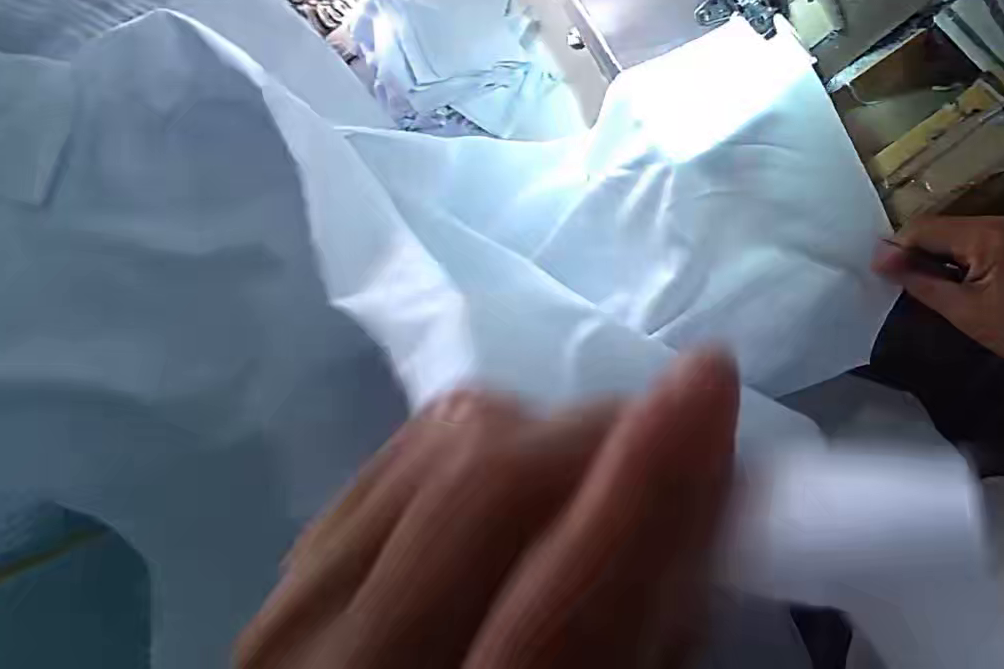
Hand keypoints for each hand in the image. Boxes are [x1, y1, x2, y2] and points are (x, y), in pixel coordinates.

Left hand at [237, 350, 739, 668]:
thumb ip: (666, 599)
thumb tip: (704, 464)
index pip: (562, 608)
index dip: (647, 480)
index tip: (712, 376)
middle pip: (487, 493)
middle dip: (603, 434)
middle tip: (667, 428)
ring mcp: (293, 626)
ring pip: (448, 444)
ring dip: (551, 431)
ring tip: (585, 474)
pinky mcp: (291, 567)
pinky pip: (415, 440)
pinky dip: (491, 433)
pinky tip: (514, 477)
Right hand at [872, 215, 1003, 379]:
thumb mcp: (961, 310)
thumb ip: (919, 281)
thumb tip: (880, 260)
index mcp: (985, 234)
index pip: (925, 229)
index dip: (897, 247)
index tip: (876, 270)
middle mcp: (992, 222)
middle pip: (934, 227)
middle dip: (909, 250)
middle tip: (888, 277)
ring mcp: (1000, 230)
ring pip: (945, 233)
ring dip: (925, 253)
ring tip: (907, 278)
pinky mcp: (1003, 241)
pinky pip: (961, 241)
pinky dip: (944, 257)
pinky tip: (935, 276)